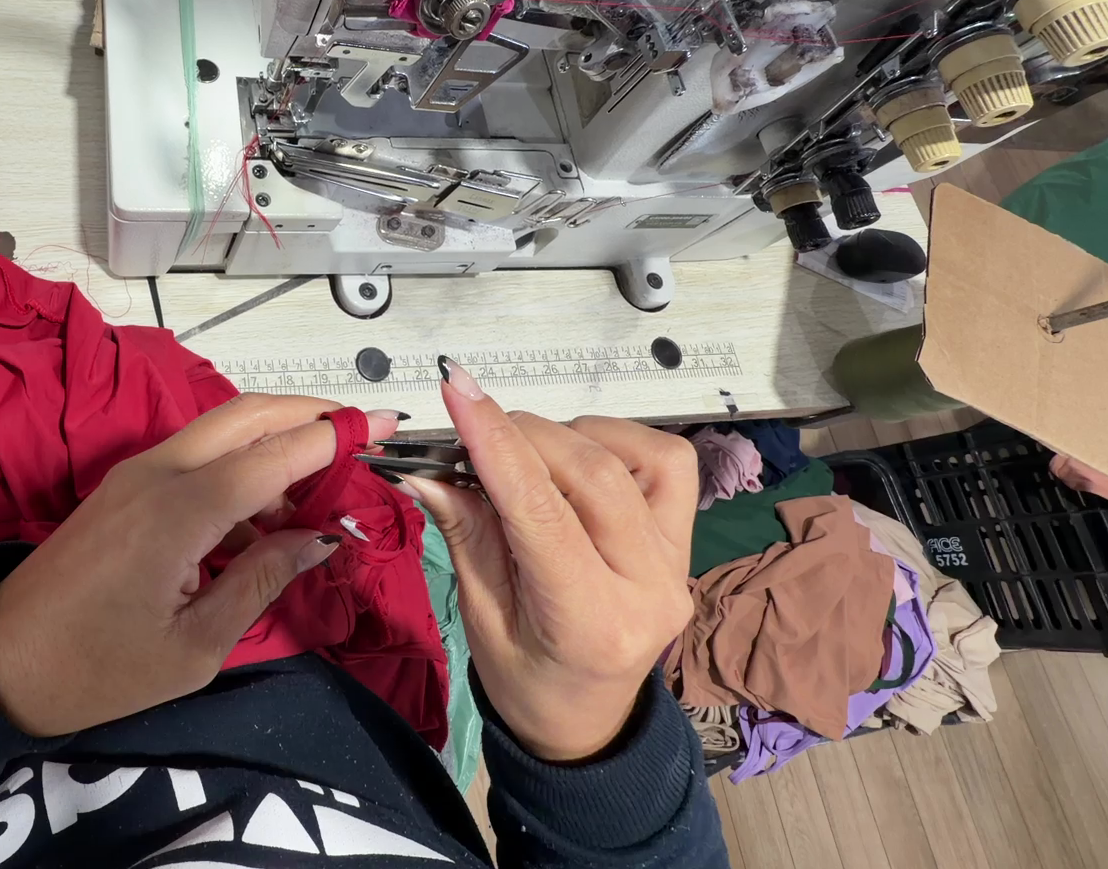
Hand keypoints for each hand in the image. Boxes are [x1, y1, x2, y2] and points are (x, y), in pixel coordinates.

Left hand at [0, 394, 401, 736]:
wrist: (0, 661)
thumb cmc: (100, 669)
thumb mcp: (197, 644)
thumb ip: (263, 578)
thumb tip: (321, 536)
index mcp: (182, 509)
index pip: (277, 452)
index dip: (336, 435)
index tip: (385, 422)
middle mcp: (161, 470)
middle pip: (248, 414)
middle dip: (310, 413)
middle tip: (362, 431)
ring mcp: (139, 471)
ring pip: (222, 428)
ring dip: (275, 440)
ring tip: (320, 489)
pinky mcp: (128, 484)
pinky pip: (197, 454)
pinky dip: (241, 465)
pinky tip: (262, 514)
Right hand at [402, 358, 697, 762]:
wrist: (588, 719)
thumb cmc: (523, 677)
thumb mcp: (479, 614)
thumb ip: (463, 532)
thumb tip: (424, 468)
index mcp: (589, 620)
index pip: (539, 508)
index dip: (493, 441)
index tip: (456, 389)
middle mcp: (648, 585)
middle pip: (588, 472)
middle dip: (519, 432)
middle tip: (470, 429)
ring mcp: (676, 560)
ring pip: (632, 456)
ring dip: (564, 435)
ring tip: (520, 452)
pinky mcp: (683, 539)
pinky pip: (665, 461)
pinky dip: (613, 440)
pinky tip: (573, 456)